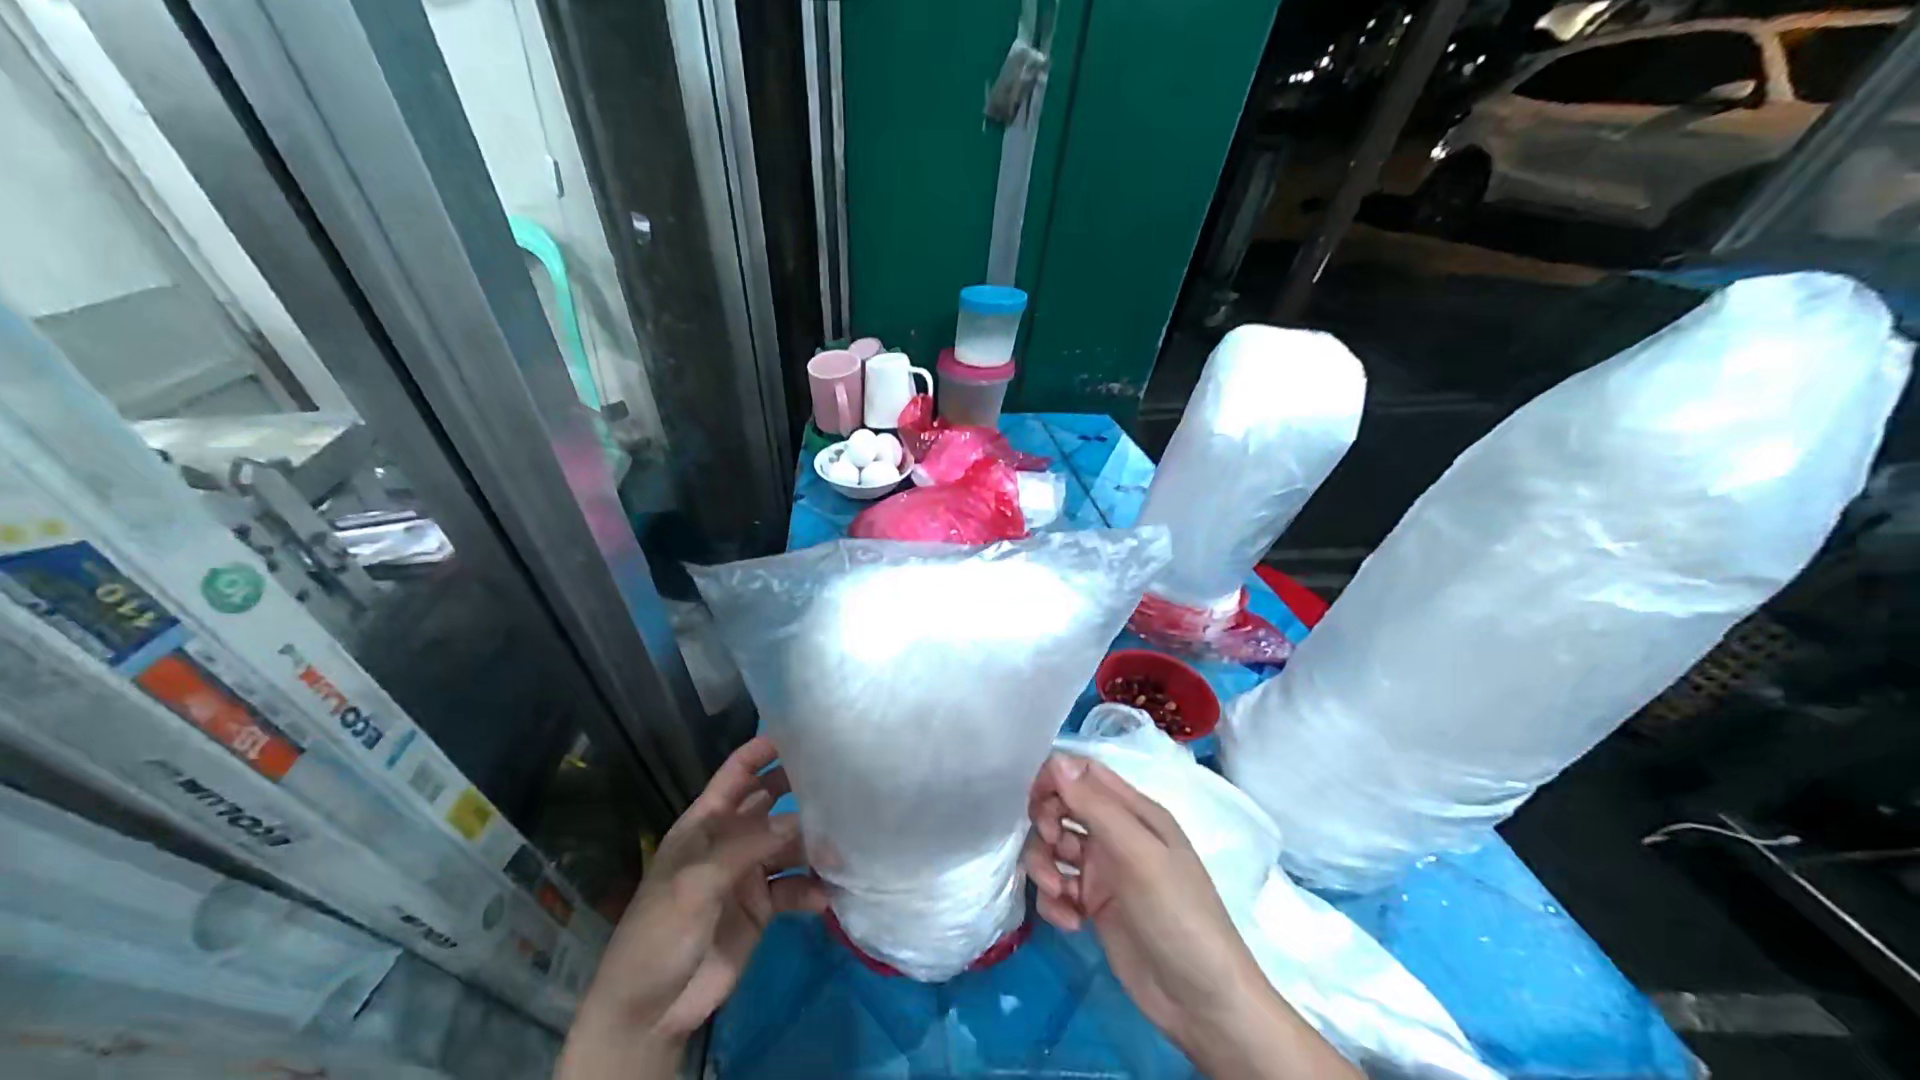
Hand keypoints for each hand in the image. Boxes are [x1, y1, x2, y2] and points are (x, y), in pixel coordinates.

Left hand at [558, 736, 826, 1079]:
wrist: (649, 1011)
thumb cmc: (658, 934)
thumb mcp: (694, 884)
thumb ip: (746, 846)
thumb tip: (797, 818)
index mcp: (705, 824)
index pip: (736, 774)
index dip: (763, 751)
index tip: (802, 734)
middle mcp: (731, 841)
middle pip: (770, 804)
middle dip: (800, 792)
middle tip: (841, 781)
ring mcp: (748, 874)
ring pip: (789, 845)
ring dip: (814, 845)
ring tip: (844, 847)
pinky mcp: (763, 908)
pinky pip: (794, 887)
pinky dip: (812, 889)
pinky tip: (827, 895)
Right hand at [1025, 753, 1360, 1079]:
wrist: (1203, 1004)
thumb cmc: (1178, 915)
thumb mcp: (1139, 854)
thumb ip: (1096, 806)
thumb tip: (1056, 760)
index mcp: (1135, 812)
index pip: (1084, 774)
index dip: (1054, 779)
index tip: (1035, 803)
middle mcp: (1117, 835)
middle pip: (1063, 808)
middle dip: (1046, 823)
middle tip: (1052, 847)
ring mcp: (1104, 872)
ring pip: (1054, 849)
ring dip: (1045, 866)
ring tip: (1059, 895)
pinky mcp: (1094, 907)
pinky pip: (1058, 889)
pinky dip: (1055, 902)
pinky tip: (1071, 923)